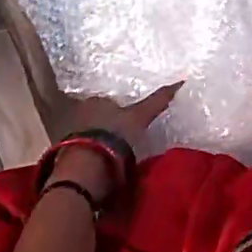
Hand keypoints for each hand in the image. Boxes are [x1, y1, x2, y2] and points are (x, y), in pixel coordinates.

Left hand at [50, 83, 179, 199]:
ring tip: (121, 152)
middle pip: (101, 116)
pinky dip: (98, 156)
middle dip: (111, 124)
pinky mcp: (70, 157)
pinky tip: (109, 164)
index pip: (111, 100)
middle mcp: (81, 113)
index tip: (132, 117)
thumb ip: (158, 100)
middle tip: (127, 134)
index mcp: (96, 100)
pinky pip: (89, 152)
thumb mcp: (140, 116)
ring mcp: (74, 135)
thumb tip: (181, 81)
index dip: (122, 108)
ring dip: (104, 140)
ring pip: (94, 134)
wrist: (88, 170)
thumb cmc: (115, 135)